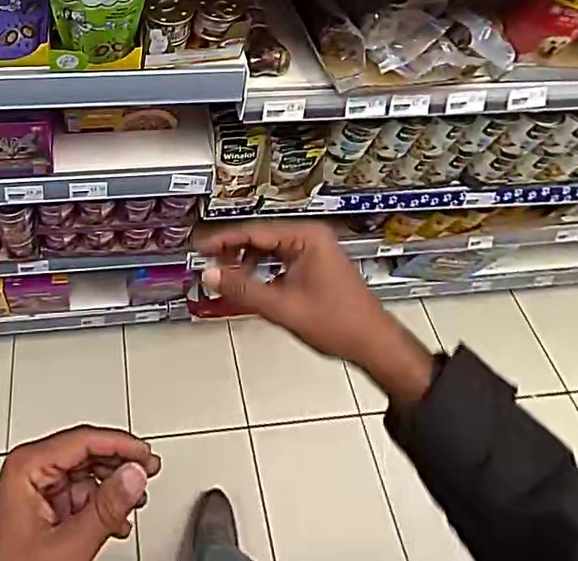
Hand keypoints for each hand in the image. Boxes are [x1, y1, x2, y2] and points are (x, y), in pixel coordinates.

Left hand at [0, 425, 159, 560]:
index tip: (146, 455)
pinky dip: (98, 506)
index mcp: (27, 465)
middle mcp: (28, 470)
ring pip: (84, 475)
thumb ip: (104, 508)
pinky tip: (115, 519)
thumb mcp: (66, 545)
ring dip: (111, 488)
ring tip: (135, 499)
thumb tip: (134, 474)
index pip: (84, 439)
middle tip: (148, 471)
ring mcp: (33, 491)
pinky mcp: (38, 511)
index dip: (120, 444)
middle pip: (85, 452)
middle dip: (119, 464)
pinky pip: (76, 496)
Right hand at [197, 220, 435, 405]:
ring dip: (247, 263)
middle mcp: (311, 237)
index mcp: (306, 236)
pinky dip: (263, 272)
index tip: (202, 247)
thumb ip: (243, 289)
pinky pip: (280, 261)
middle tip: (208, 262)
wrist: (375, 346)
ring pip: (270, 250)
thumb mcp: (282, 306)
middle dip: (234, 252)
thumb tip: (212, 275)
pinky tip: (250, 285)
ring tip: (225, 276)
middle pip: (261, 238)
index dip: (224, 240)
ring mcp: (315, 251)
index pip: (255, 232)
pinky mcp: (315, 266)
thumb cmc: (339, 323)